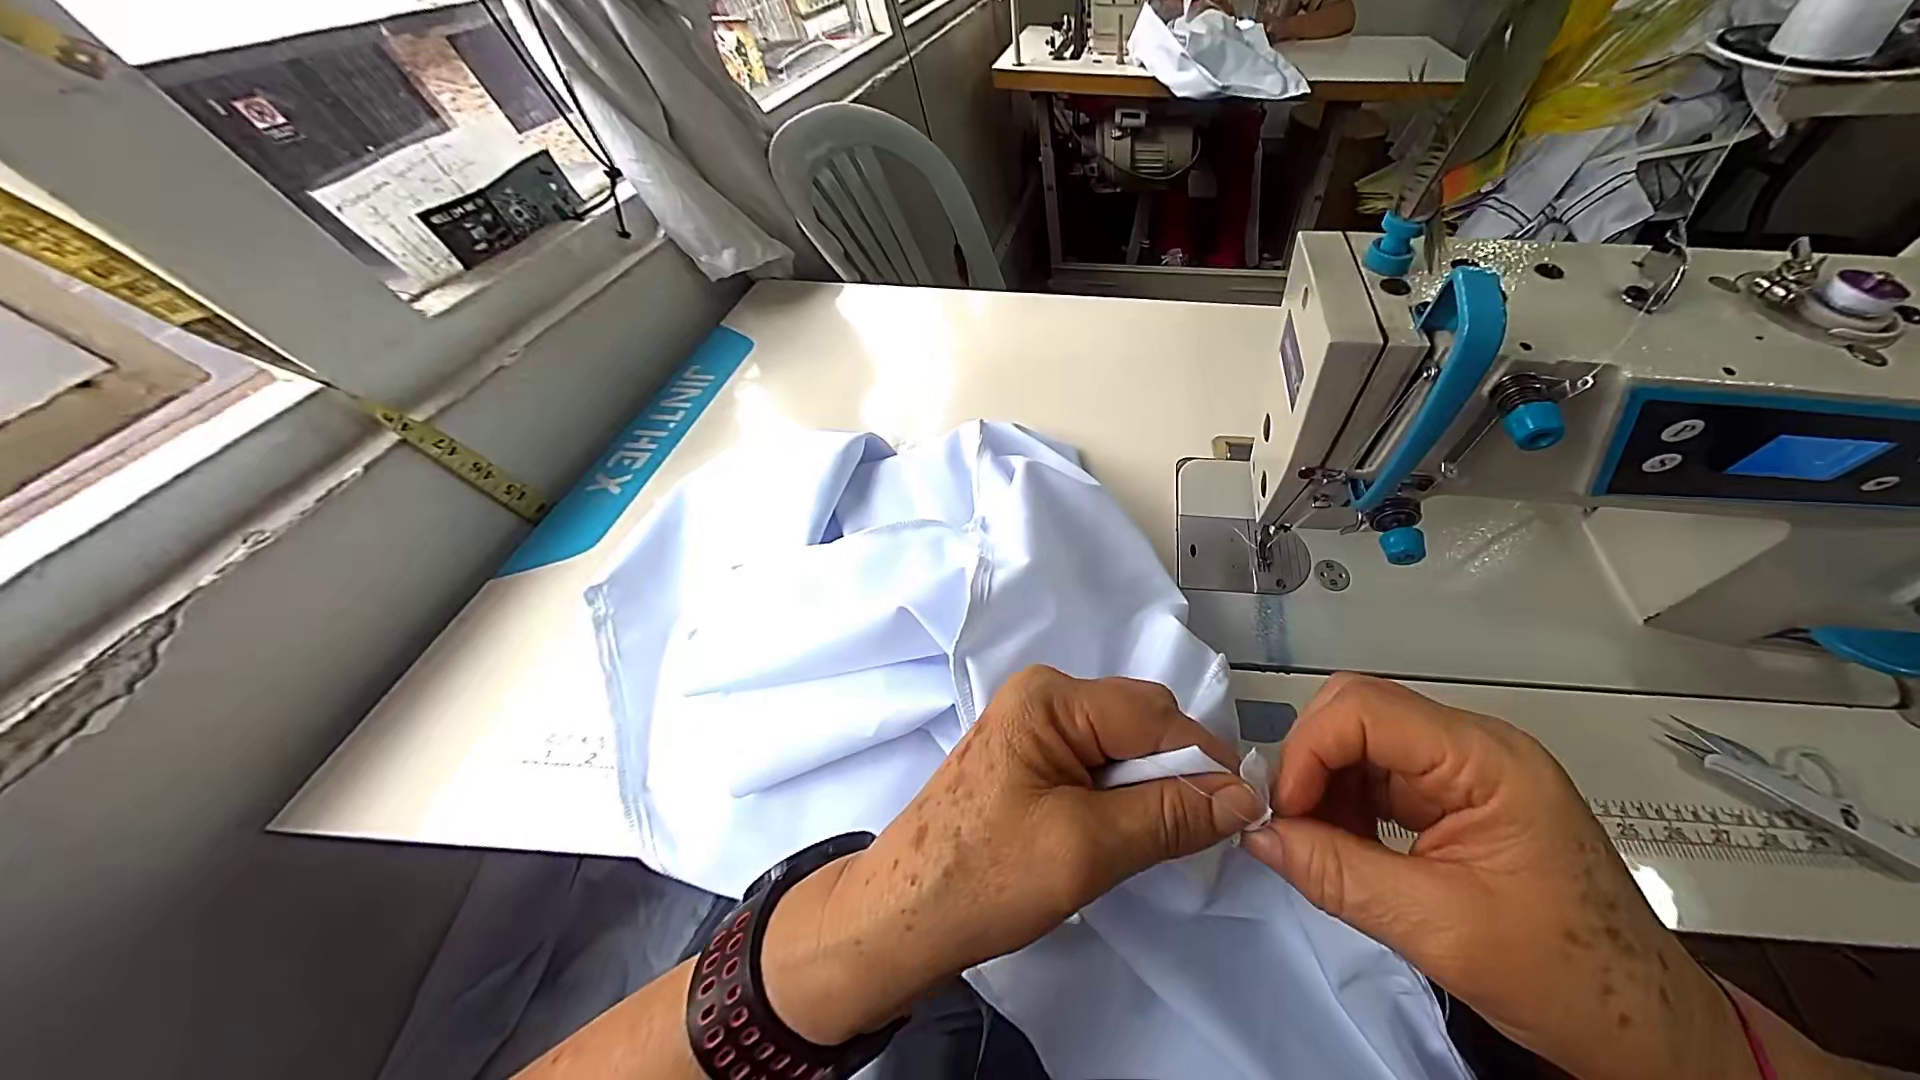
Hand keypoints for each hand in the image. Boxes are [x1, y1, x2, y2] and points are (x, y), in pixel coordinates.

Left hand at [764, 665, 1264, 1043]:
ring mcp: (1032, 723)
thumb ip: (1170, 815)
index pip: (1154, 713)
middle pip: (1139, 721)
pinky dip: (1119, 792)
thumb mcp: (1087, 847)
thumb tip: (1243, 798)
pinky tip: (1116, 829)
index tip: (1238, 815)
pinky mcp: (1028, 753)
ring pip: (1121, 743)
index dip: (1202, 762)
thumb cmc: (985, 875)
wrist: (904, 914)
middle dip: (1172, 773)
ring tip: (1144, 839)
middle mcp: (1041, 694)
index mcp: (1050, 697)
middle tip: (1184, 834)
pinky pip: (1095, 759)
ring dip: (1147, 787)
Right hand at [1241, 674, 1749, 1079]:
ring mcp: (1460, 767)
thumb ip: (1336, 874)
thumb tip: (1256, 834)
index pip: (1364, 709)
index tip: (1282, 811)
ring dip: (1320, 784)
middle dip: (1308, 760)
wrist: (1646, 1031)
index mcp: (1486, 760)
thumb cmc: (1567, 978)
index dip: (1308, 750)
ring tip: (1313, 840)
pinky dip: (1339, 801)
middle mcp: (1471, 746)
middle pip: (1355, 710)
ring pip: (1355, 739)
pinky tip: (1340, 842)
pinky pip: (1371, 771)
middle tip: (1288, 819)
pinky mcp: (1449, 792)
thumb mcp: (1440, 930)